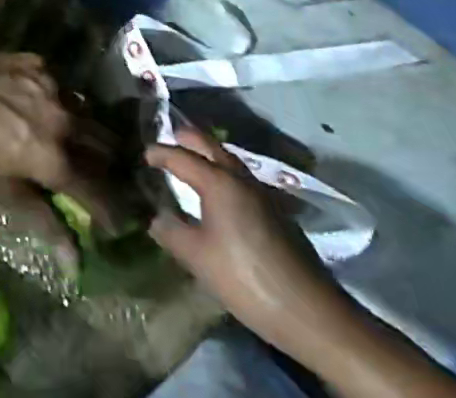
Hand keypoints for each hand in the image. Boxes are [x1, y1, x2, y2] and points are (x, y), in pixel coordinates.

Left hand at [0, 52, 120, 271]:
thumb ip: (42, 220)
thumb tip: (74, 261)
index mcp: (56, 161)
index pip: (105, 196)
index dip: (113, 213)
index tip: (114, 223)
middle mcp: (68, 125)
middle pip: (111, 154)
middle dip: (107, 171)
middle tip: (94, 179)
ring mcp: (61, 92)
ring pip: (95, 121)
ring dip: (91, 137)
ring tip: (75, 144)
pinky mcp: (49, 69)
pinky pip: (73, 93)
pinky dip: (68, 107)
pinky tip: (49, 112)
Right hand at [145, 127, 355, 351]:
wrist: (314, 316)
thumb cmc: (246, 279)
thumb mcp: (194, 255)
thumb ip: (169, 229)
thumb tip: (158, 218)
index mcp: (219, 183)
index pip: (180, 155)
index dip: (157, 152)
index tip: (141, 155)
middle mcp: (243, 181)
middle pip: (211, 146)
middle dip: (186, 138)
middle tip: (164, 139)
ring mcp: (265, 198)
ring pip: (230, 162)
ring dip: (207, 156)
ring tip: (187, 163)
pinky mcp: (278, 217)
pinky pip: (241, 182)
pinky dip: (222, 176)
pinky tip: (215, 196)